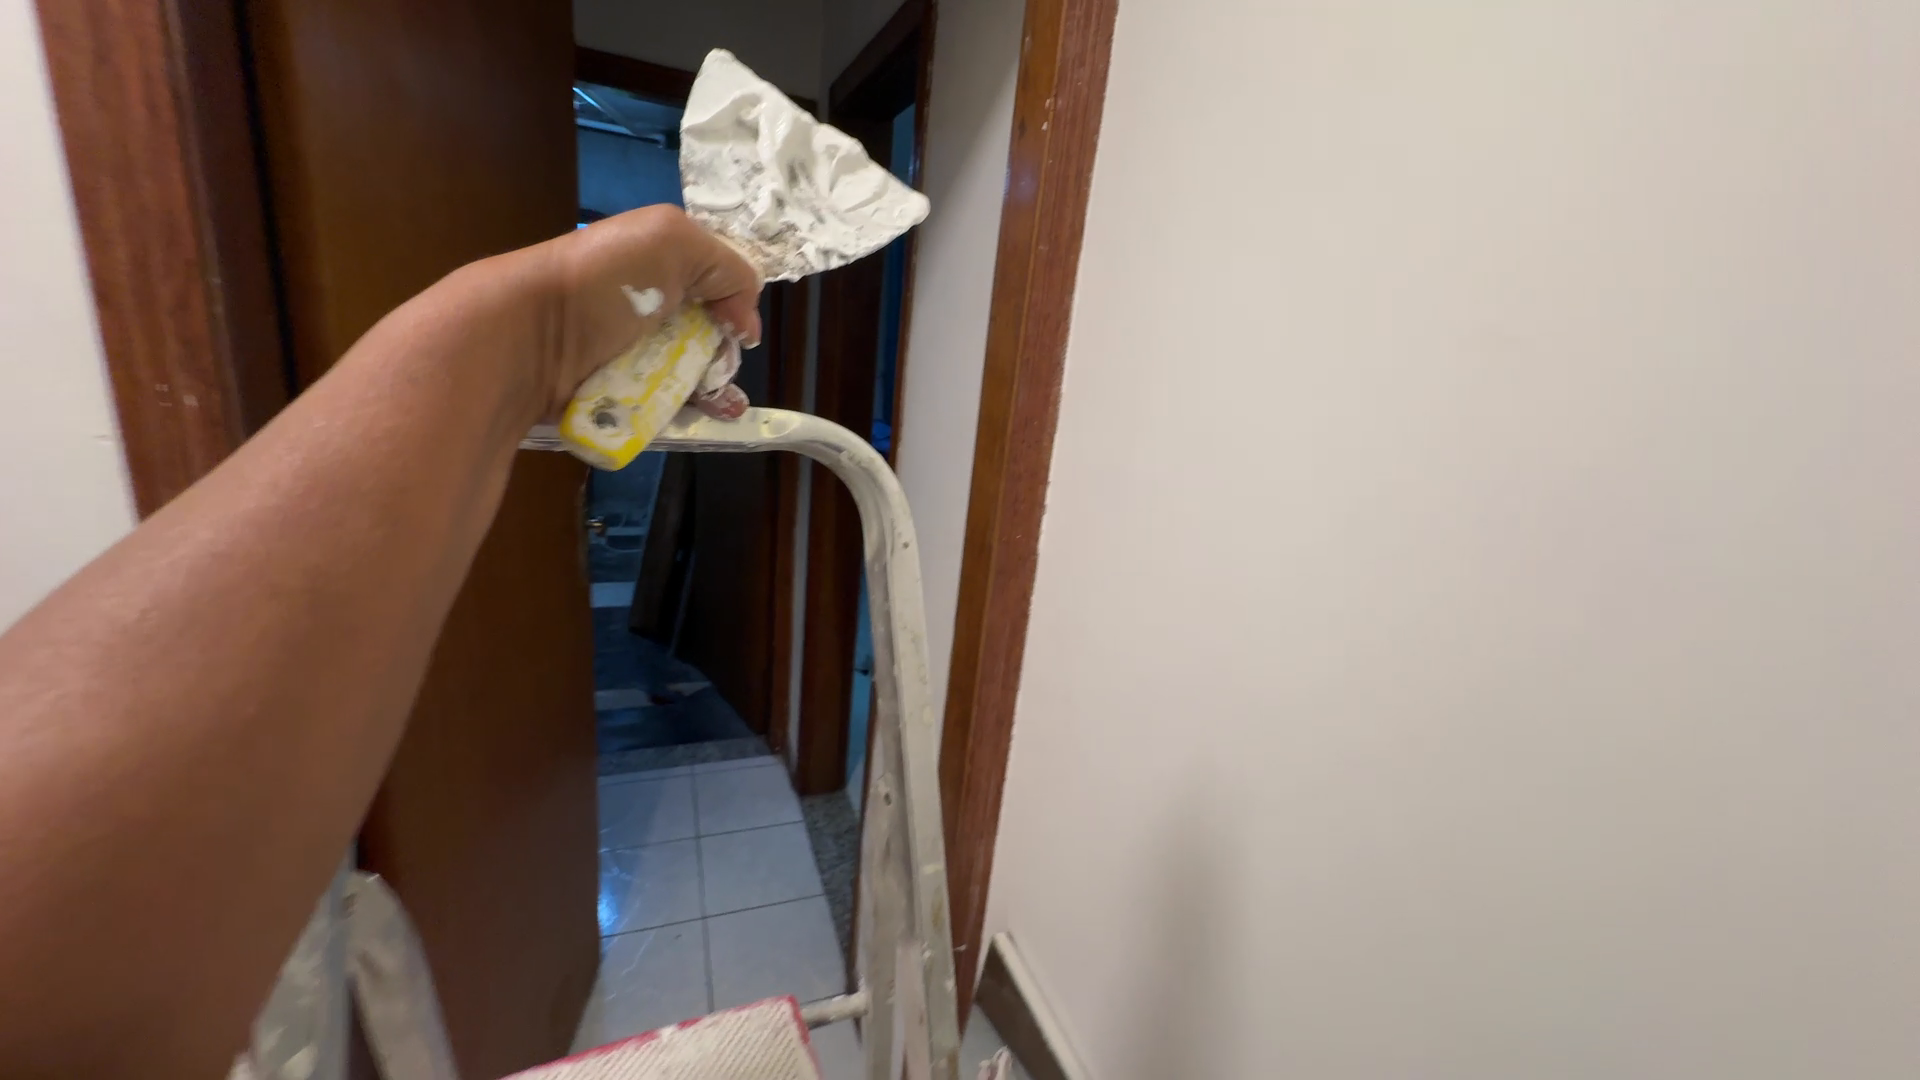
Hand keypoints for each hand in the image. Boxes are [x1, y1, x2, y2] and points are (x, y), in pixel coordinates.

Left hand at [517, 204, 764, 419]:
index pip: (717, 282)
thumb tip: (745, 324)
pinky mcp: (626, 392)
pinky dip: (695, 411)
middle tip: (724, 362)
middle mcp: (649, 304)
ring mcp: (637, 351)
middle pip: (713, 332)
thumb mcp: (674, 241)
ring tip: (727, 403)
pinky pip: (672, 403)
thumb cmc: (604, 282)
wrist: (530, 338)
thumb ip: (728, 267)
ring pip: (697, 372)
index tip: (740, 325)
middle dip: (729, 349)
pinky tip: (710, 416)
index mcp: (659, 262)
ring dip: (720, 387)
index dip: (737, 301)